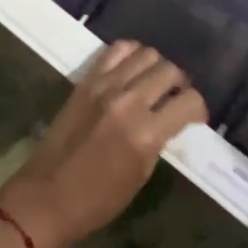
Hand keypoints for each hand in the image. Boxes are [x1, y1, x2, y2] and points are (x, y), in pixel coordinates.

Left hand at [0, 42, 207, 247]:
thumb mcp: (141, 174)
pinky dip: (131, 54)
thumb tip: (170, 118)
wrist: (48, 193)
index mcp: (145, 133)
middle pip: (169, 70)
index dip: (199, 107)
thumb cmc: (98, 198)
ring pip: (146, 53)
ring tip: (154, 82)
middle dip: (180, 83)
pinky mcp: (87, 79)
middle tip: (176, 97)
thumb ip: (158, 139)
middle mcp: (129, 101)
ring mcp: (106, 85)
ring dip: (157, 66)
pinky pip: (117, 49)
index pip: (188, 102)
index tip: (196, 116)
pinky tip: (132, 69)